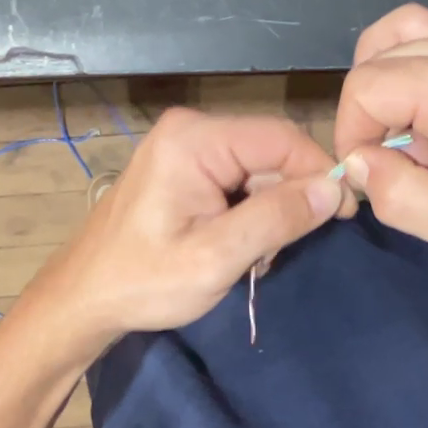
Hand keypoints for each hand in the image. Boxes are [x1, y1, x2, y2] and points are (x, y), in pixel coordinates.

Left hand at [21, 108, 341, 349]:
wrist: (84, 298)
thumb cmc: (144, 282)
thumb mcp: (216, 257)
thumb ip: (277, 219)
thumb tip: (335, 190)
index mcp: (194, 140)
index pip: (282, 138)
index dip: (320, 174)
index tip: (342, 217)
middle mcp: (190, 129)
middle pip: (269, 154)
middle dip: (286, 202)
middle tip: (276, 253)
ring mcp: (183, 148)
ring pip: (256, 171)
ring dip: (266, 215)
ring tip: (249, 258)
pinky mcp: (181, 169)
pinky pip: (235, 181)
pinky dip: (246, 216)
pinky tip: (233, 248)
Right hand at [333, 4, 427, 258]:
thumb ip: (394, 194)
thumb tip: (356, 160)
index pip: (365, 87)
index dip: (352, 134)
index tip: (373, 173)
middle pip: (373, 60)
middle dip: (367, 116)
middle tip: (398, 161)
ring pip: (391, 38)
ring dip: (382, 89)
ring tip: (404, 133)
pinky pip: (421, 36)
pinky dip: (404, 71)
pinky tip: (423, 113)